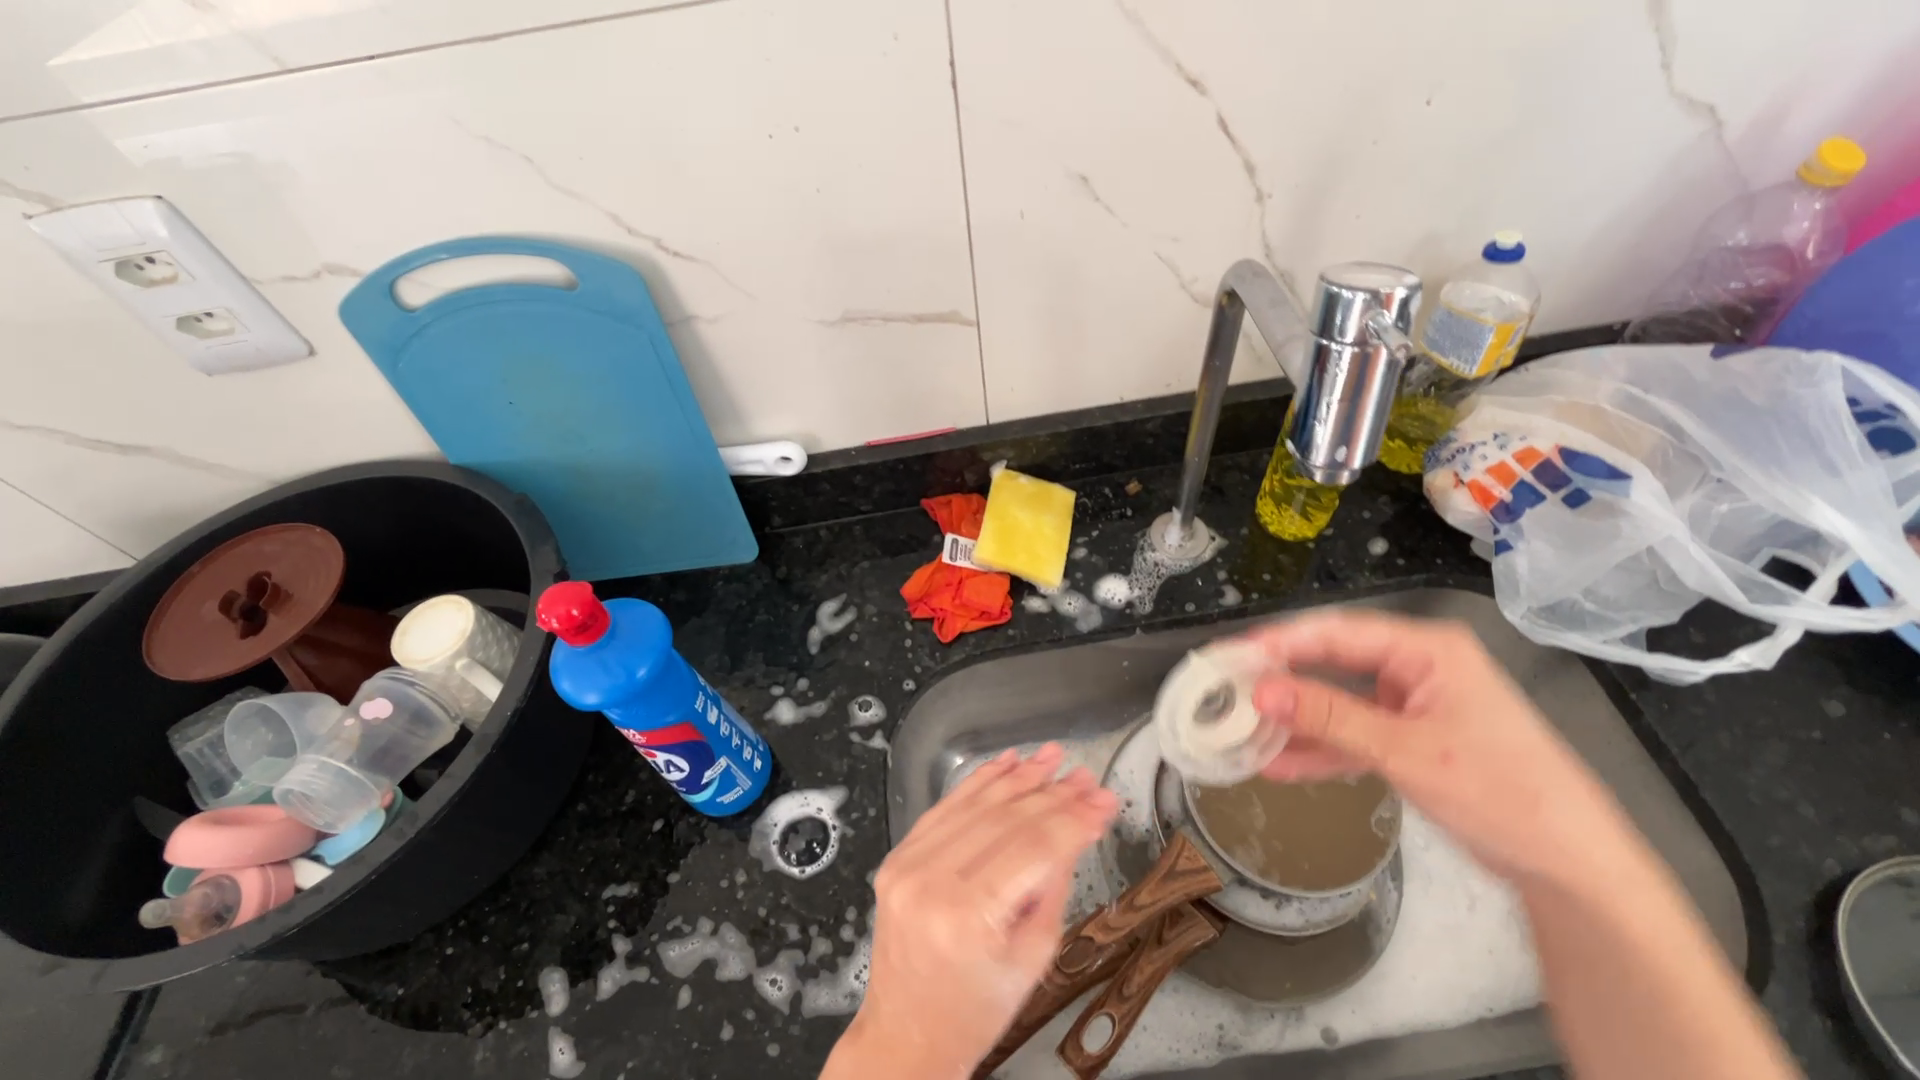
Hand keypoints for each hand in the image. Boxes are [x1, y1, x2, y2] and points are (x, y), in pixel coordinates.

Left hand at [824, 743, 1118, 1079]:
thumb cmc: (973, 1009)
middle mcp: (931, 881)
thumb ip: (1053, 885)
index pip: (1033, 846)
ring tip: (1052, 757)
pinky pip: (944, 809)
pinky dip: (977, 784)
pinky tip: (1005, 764)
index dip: (1074, 817)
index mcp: (968, 915)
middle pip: (1005, 819)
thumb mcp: (1032, 958)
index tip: (1104, 800)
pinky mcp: (897, 858)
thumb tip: (1078, 826)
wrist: (907, 1033)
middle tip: (1085, 778)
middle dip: (1052, 793)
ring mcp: (907, 865)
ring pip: (974, 805)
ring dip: (1017, 777)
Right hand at [1247, 608, 1630, 888]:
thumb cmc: (1497, 788)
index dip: (1282, 642)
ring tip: (1242, 731)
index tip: (1233, 656)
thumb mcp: (1404, 750)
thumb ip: (1329, 717)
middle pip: (1334, 665)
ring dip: (1296, 722)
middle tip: (1227, 691)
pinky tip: (1278, 764)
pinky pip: (1354, 738)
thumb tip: (1259, 691)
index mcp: (1427, 650)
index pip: (1339, 633)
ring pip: (1339, 705)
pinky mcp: (1410, 743)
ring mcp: (1413, 707)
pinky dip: (1321, 751)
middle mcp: (1417, 669)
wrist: (1564, 861)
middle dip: (1282, 682)